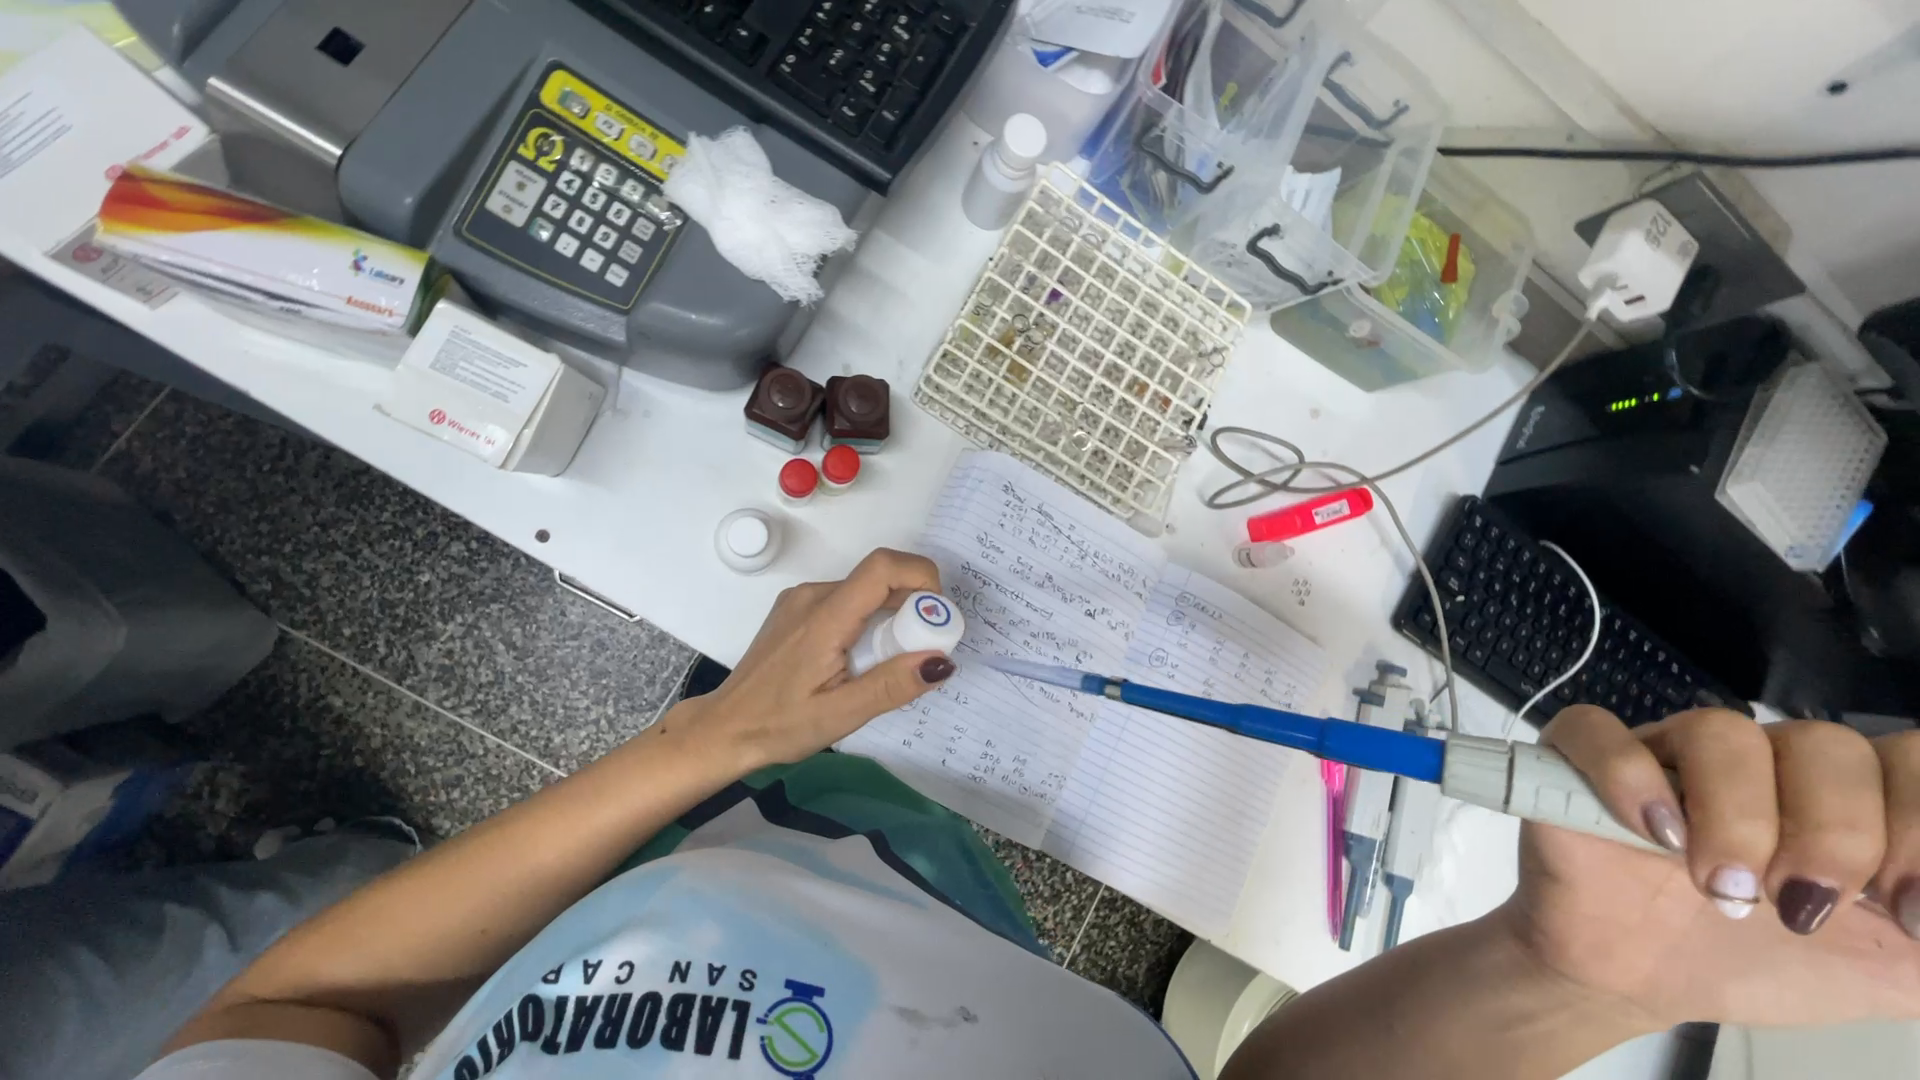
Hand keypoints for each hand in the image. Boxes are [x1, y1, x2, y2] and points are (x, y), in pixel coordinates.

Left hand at [673, 548, 956, 768]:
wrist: (724, 729)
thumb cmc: (780, 725)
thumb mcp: (841, 715)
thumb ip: (892, 685)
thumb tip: (941, 660)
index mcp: (825, 616)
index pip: (883, 567)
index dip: (921, 577)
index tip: (937, 617)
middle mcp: (813, 595)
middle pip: (878, 577)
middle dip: (912, 606)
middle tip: (920, 651)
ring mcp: (802, 600)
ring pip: (864, 589)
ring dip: (891, 615)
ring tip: (890, 662)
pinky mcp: (798, 609)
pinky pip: (847, 600)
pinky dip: (869, 620)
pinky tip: (863, 659)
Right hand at [1495, 706, 1919, 1031]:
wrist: (1635, 975)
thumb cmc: (1760, 963)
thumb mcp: (1902, 972)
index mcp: (1838, 795)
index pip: (1910, 759)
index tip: (1908, 915)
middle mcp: (1756, 761)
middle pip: (1822, 743)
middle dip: (1831, 837)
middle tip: (1799, 908)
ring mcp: (1662, 752)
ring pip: (1717, 731)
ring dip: (1735, 819)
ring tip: (1719, 888)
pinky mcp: (1575, 758)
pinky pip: (1596, 730)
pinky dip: (1627, 776)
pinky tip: (1650, 835)